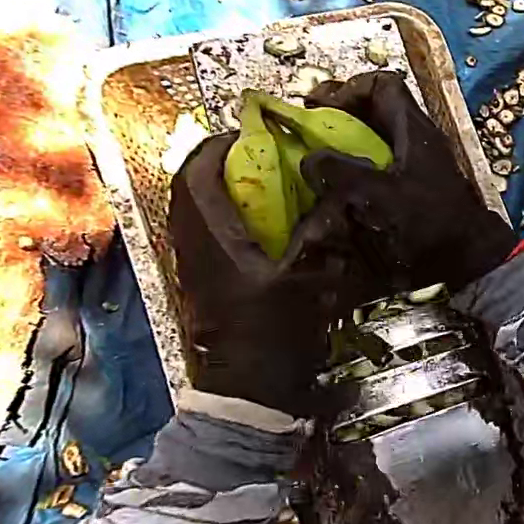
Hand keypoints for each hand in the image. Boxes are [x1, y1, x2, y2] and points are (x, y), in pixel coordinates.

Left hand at [168, 132, 380, 415]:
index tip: (255, 135)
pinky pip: (203, 229)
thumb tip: (333, 198)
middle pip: (190, 183)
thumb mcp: (307, 280)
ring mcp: (191, 263)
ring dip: (223, 186)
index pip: (198, 169)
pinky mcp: (200, 279)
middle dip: (221, 161)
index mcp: (211, 236)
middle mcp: (190, 243)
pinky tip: (262, 224)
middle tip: (261, 156)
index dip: (222, 144)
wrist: (247, 388)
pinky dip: (226, 214)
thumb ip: (319, 235)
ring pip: (194, 206)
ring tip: (264, 183)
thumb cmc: (273, 333)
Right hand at [303, 72, 518, 291]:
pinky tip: (342, 184)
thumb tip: (310, 160)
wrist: (471, 255)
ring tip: (320, 155)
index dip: (349, 88)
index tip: (321, 106)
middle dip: (342, 114)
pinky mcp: (418, 185)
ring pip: (379, 136)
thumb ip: (344, 175)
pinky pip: (383, 163)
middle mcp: (418, 139)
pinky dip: (360, 166)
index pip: (383, 86)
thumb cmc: (432, 222)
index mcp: (414, 129)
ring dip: (349, 140)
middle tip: (311, 128)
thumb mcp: (383, 197)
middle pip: (377, 109)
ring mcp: (419, 162)